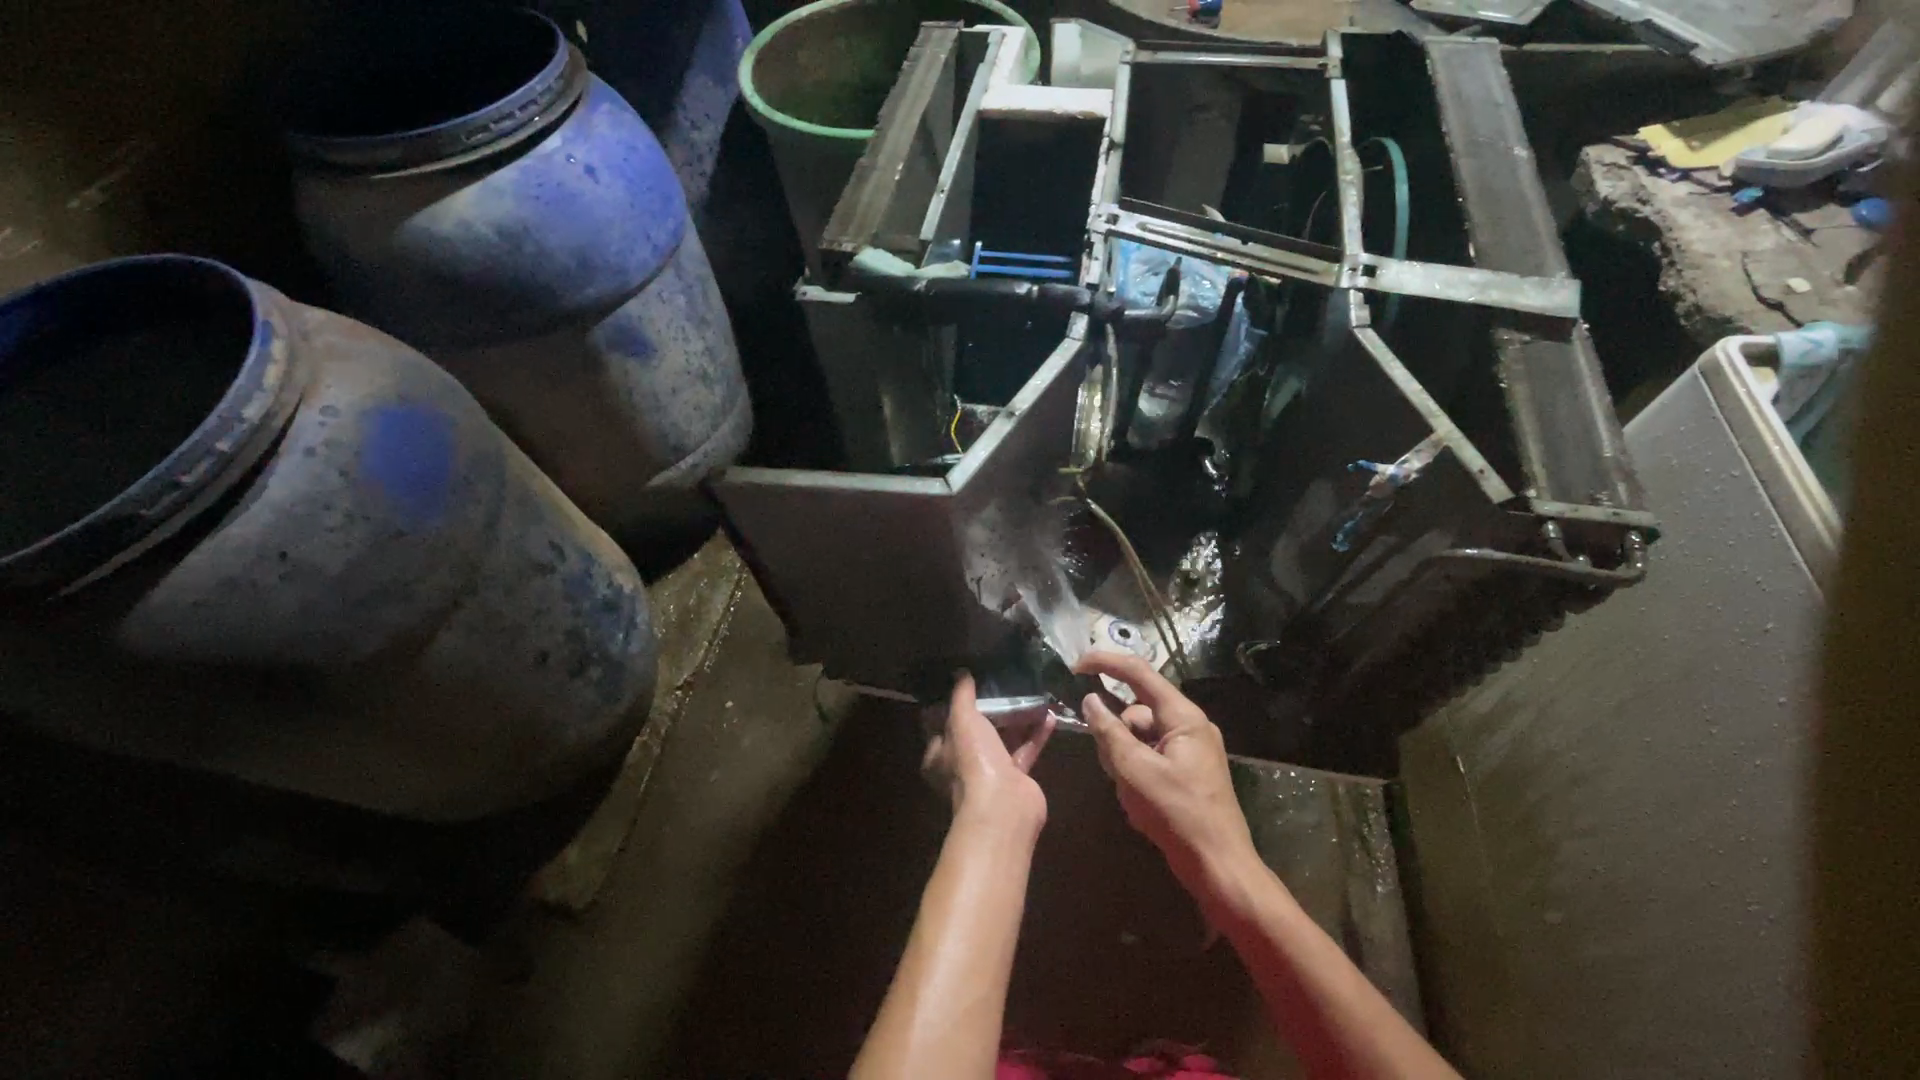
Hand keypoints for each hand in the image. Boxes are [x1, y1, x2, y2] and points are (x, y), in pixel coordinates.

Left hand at [923, 672, 1054, 829]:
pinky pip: (1025, 751)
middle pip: (974, 733)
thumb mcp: (962, 719)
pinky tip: (1048, 715)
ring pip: (1003, 741)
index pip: (940, 726)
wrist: (1004, 806)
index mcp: (940, 756)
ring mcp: (991, 774)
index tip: (964, 684)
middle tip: (1002, 684)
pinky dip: (1036, 734)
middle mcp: (963, 766)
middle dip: (988, 711)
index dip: (949, 705)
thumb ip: (962, 695)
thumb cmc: (973, 761)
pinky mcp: (1017, 779)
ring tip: (1029, 694)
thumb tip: (960, 672)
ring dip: (1016, 720)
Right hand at [1076, 651, 1260, 900]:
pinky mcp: (1184, 771)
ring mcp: (1188, 750)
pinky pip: (1148, 758)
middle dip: (1115, 735)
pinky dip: (1135, 774)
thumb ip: (1108, 731)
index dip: (1105, 663)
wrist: (1218, 865)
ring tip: (1130, 793)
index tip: (1073, 667)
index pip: (1139, 673)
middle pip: (1135, 712)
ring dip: (1123, 760)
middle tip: (1114, 769)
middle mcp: (1188, 726)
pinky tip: (1138, 803)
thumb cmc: (1177, 813)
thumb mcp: (1134, 770)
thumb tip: (1089, 700)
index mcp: (1183, 717)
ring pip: (1138, 738)